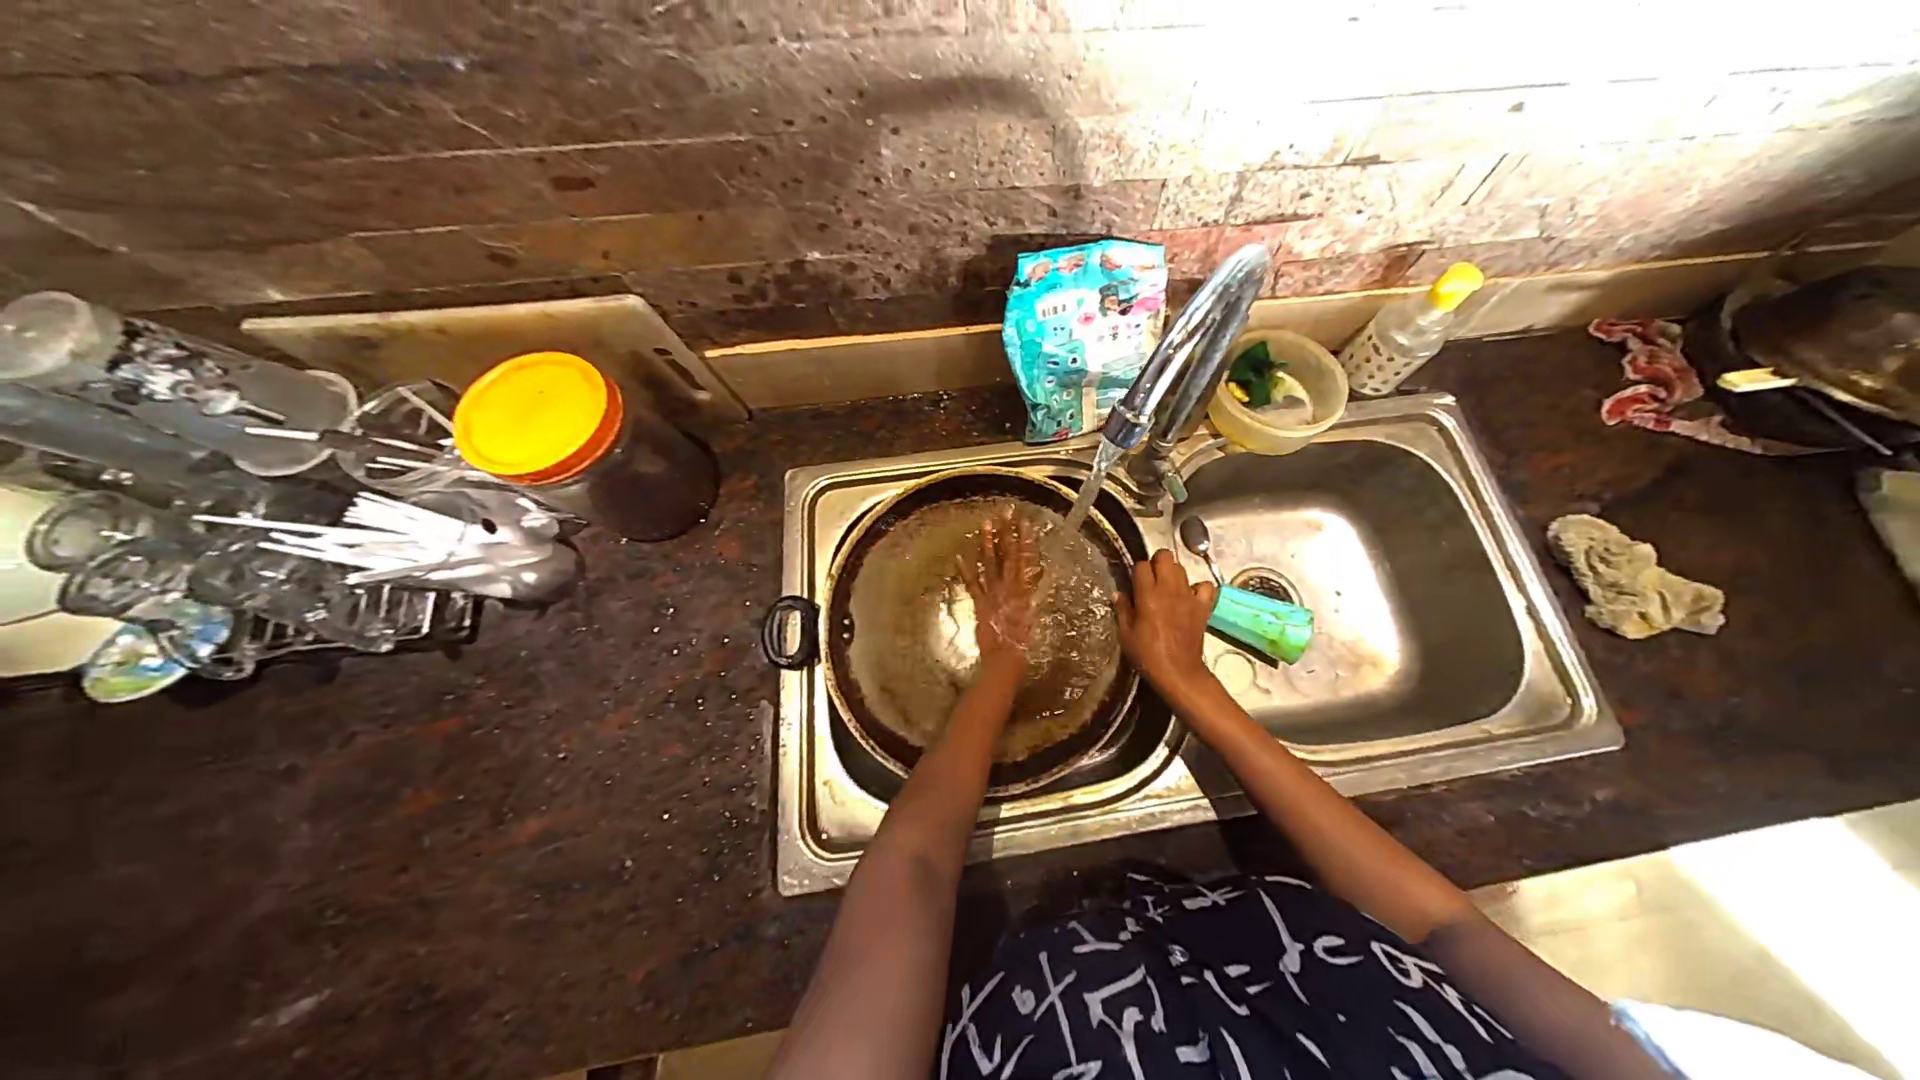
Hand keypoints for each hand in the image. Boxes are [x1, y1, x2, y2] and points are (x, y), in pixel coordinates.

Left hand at [957, 509, 1039, 664]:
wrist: (1006, 658)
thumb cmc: (1023, 640)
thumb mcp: (1034, 614)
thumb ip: (1036, 593)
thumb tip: (1043, 574)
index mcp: (1025, 589)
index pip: (1026, 558)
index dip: (1026, 539)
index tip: (1025, 521)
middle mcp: (1009, 588)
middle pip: (1008, 555)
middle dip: (1007, 533)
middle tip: (1005, 512)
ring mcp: (993, 594)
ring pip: (990, 563)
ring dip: (987, 543)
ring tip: (985, 524)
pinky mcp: (980, 603)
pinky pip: (972, 584)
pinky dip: (966, 570)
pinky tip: (959, 555)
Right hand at [1115, 549, 1218, 697]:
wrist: (1178, 671)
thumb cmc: (1148, 654)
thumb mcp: (1126, 634)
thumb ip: (1122, 610)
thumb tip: (1119, 594)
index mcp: (1147, 595)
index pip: (1142, 565)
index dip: (1137, 571)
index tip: (1135, 583)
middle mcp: (1169, 589)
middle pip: (1165, 556)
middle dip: (1157, 563)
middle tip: (1152, 579)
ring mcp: (1189, 596)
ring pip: (1182, 568)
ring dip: (1173, 574)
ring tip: (1168, 588)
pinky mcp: (1203, 606)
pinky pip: (1206, 586)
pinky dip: (1199, 588)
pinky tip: (1190, 596)